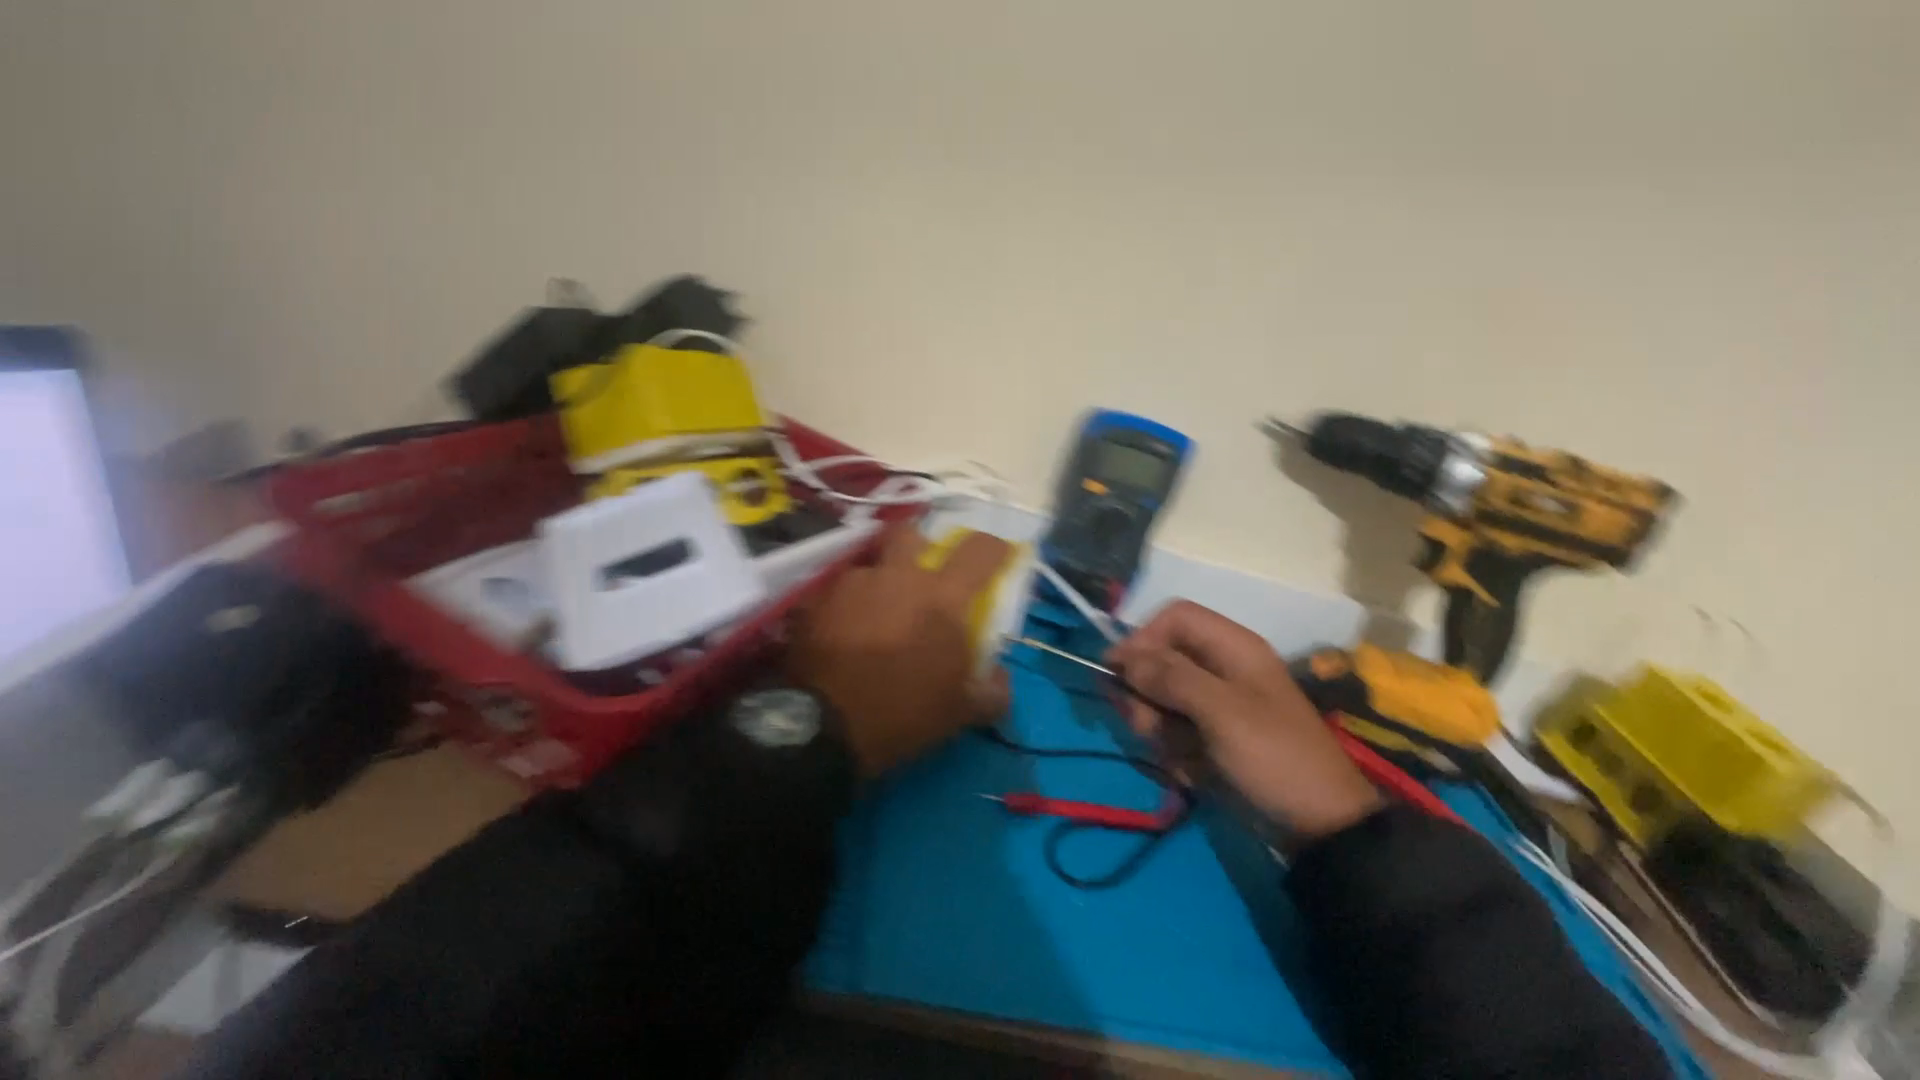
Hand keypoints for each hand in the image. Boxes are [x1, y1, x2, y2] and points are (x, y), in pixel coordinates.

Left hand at [789, 527, 1012, 776]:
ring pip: (869, 564)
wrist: (822, 728)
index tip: (999, 556)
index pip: (980, 550)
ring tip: (873, 613)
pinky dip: (844, 604)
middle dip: (919, 546)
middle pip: (911, 534)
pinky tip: (840, 631)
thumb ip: (991, 689)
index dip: (995, 548)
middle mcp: (898, 576)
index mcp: (942, 598)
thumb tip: (998, 676)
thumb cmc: (901, 715)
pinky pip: (836, 590)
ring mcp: (851, 583)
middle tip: (920, 576)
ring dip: (877, 581)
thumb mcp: (960, 713)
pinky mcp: (815, 599)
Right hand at [1106, 601, 1384, 840]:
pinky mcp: (1210, 739)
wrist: (1317, 824)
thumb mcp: (1222, 712)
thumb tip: (1122, 657)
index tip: (1116, 674)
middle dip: (1145, 695)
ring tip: (1178, 757)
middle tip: (1148, 727)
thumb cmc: (1274, 757)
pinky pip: (1172, 733)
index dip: (1142, 639)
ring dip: (1157, 729)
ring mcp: (1214, 706)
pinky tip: (1191, 773)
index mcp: (1232, 647)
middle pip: (1159, 661)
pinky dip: (1173, 753)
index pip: (1174, 618)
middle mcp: (1221, 669)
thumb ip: (1171, 677)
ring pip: (1159, 701)